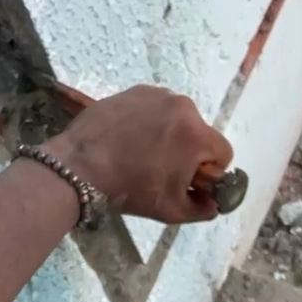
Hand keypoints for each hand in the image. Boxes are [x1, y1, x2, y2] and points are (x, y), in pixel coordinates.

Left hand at [41, 85, 232, 223]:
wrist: (79, 167)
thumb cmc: (128, 189)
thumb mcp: (171, 210)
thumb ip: (203, 208)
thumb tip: (214, 202)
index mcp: (196, 135)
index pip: (222, 152)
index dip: (209, 171)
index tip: (189, 180)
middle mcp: (183, 107)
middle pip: (200, 133)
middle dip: (188, 151)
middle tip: (161, 169)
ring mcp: (157, 94)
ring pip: (178, 119)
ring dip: (169, 134)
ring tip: (142, 152)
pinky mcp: (136, 90)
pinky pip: (156, 108)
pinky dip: (149, 121)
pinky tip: (130, 138)